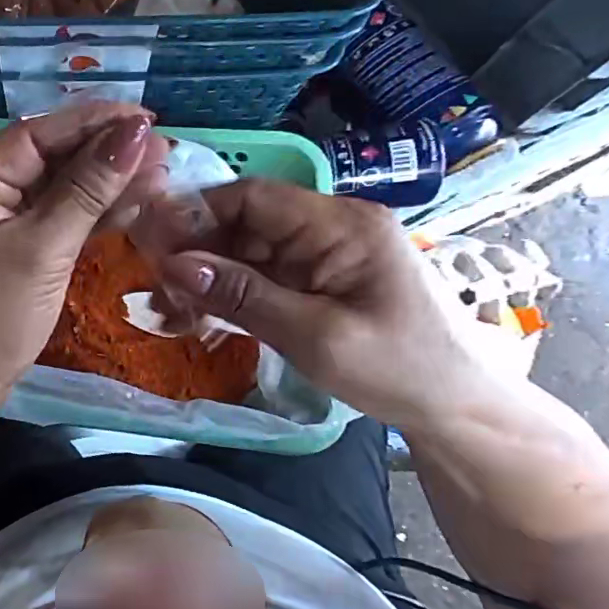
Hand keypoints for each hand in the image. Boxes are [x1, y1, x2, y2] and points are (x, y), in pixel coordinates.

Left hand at [0, 102, 166, 404]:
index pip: (33, 135)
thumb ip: (88, 191)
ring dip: (108, 179)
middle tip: (162, 146)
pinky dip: (96, 209)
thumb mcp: (43, 250)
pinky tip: (137, 199)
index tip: (143, 117)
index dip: (89, 121)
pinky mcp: (21, 243)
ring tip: (162, 169)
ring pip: (61, 186)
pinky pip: (61, 214)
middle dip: (105, 150)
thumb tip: (135, 135)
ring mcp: (2, 219)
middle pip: (50, 156)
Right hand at [152, 180, 512, 432]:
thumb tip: (172, 264)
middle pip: (241, 224)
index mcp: (340, 224)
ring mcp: (318, 257)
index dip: (197, 213)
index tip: (150, 243)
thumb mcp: (315, 335)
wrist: (457, 412)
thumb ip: (242, 296)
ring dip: (202, 280)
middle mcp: (326, 229)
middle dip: (193, 253)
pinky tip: (191, 320)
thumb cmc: (399, 369)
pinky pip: (255, 280)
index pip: (253, 197)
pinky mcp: (312, 283)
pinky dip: (223, 298)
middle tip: (152, 290)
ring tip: (164, 312)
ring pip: (241, 253)